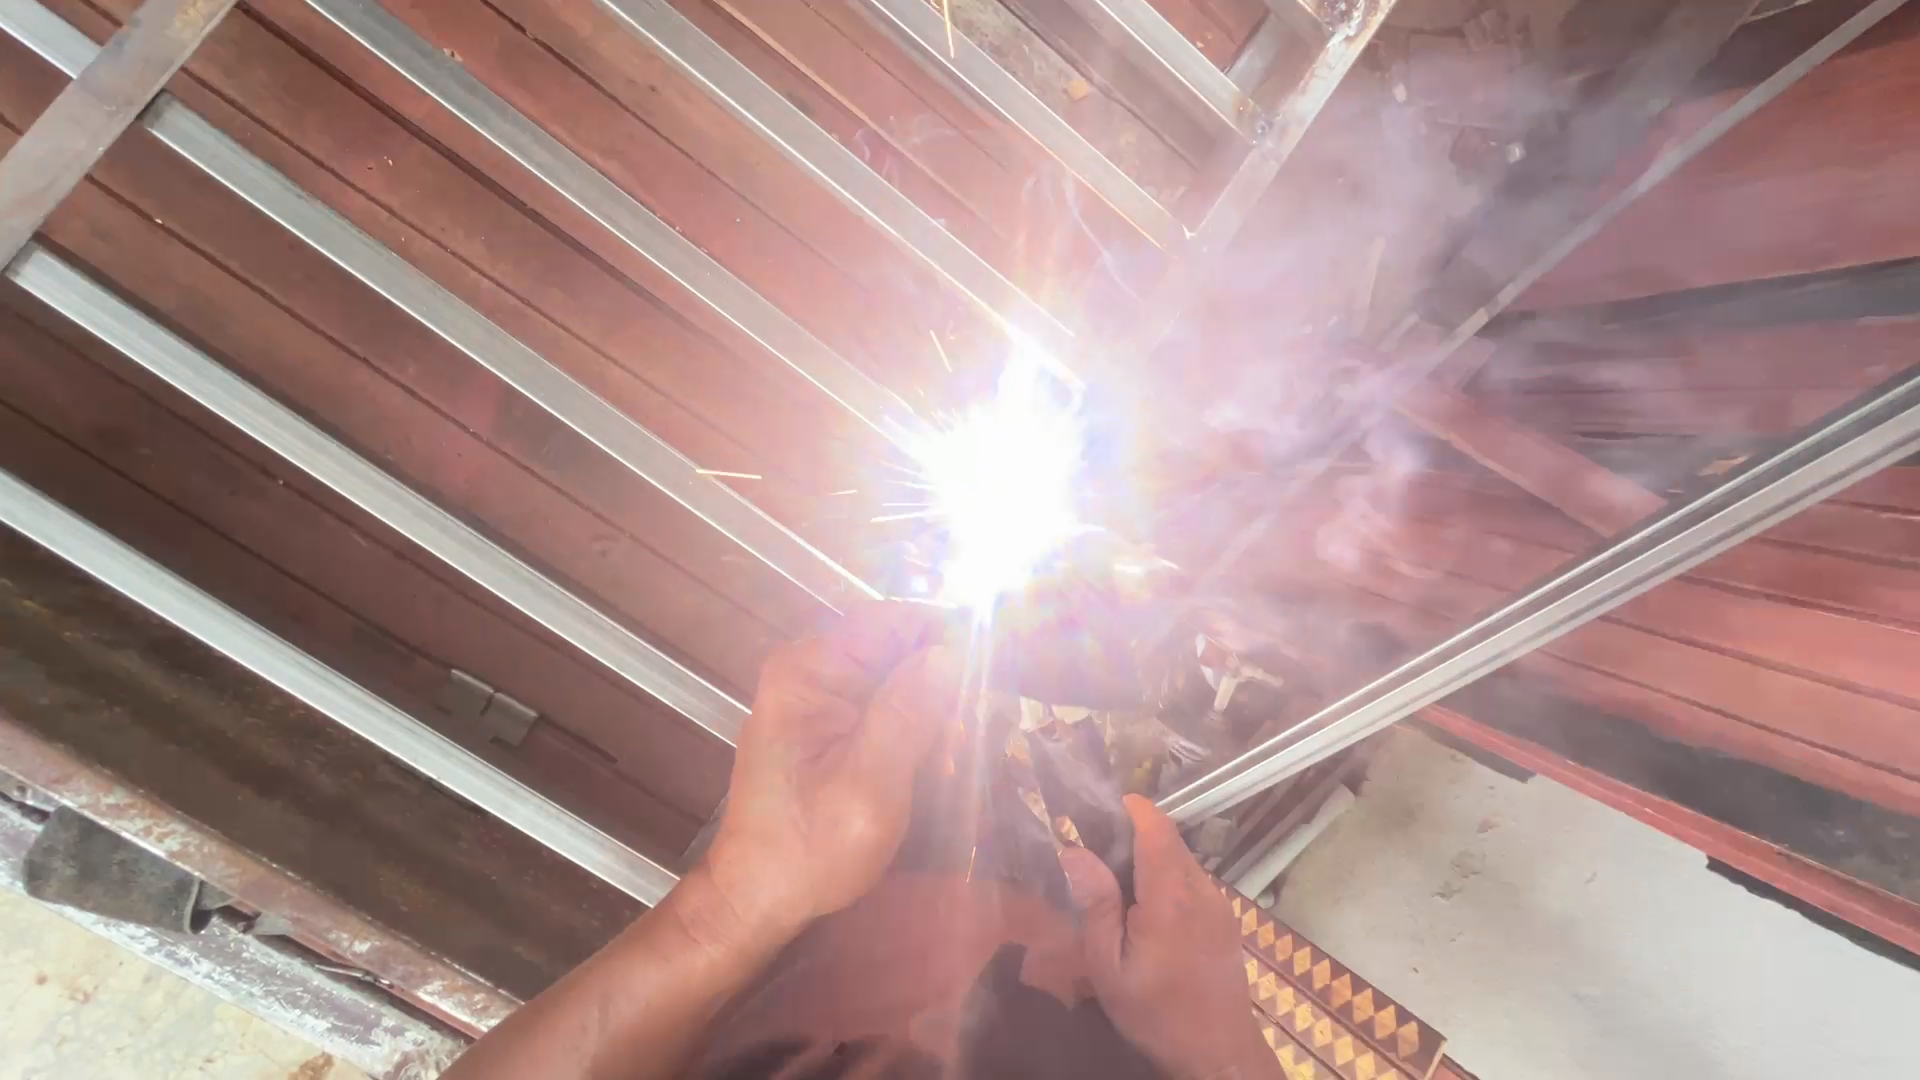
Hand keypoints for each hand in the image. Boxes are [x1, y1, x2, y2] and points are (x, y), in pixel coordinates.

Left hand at [702, 601, 960, 938]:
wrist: (760, 895)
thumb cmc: (810, 849)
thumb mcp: (869, 787)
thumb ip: (908, 715)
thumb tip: (950, 652)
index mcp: (809, 671)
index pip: (892, 620)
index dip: (946, 636)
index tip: (987, 672)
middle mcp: (811, 666)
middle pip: (898, 644)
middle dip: (940, 684)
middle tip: (962, 738)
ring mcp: (819, 690)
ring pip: (899, 672)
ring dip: (932, 710)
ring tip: (947, 761)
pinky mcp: (829, 714)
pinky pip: (887, 698)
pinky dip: (915, 726)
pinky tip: (928, 765)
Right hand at [1060, 796, 1282, 1079]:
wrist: (1219, 1058)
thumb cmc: (1156, 1013)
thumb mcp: (1109, 967)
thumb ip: (1095, 905)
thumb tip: (1073, 850)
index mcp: (1170, 897)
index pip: (1156, 827)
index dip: (1132, 807)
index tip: (1100, 805)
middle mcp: (1200, 889)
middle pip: (1167, 838)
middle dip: (1132, 833)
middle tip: (1095, 848)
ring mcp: (1218, 902)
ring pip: (1180, 857)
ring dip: (1150, 856)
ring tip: (1117, 883)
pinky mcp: (1225, 917)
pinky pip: (1191, 878)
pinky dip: (1166, 876)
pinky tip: (1146, 908)